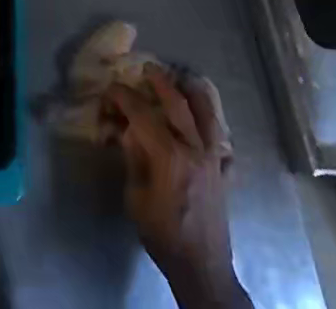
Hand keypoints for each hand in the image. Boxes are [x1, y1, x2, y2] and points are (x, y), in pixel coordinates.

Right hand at [104, 70, 250, 308]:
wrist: (201, 267)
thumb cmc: (162, 234)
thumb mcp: (135, 197)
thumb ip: (133, 159)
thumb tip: (128, 131)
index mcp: (168, 154)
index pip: (143, 114)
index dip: (124, 98)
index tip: (111, 90)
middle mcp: (194, 149)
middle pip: (178, 104)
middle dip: (161, 82)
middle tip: (149, 69)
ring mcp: (214, 159)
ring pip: (208, 116)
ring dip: (195, 94)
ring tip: (186, 80)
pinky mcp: (225, 174)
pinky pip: (223, 143)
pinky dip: (216, 131)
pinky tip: (209, 129)